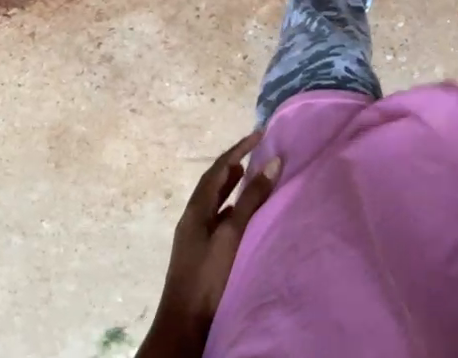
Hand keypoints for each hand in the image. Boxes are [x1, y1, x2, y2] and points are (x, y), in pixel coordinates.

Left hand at [147, 132, 280, 346]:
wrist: (184, 323)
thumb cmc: (208, 275)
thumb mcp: (232, 233)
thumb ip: (251, 199)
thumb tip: (272, 162)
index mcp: (195, 209)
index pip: (218, 169)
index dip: (238, 149)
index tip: (259, 134)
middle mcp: (193, 218)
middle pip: (214, 182)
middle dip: (234, 163)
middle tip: (256, 150)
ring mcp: (195, 236)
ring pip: (216, 201)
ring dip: (232, 184)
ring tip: (250, 173)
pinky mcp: (202, 252)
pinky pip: (219, 218)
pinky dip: (232, 207)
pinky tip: (243, 213)